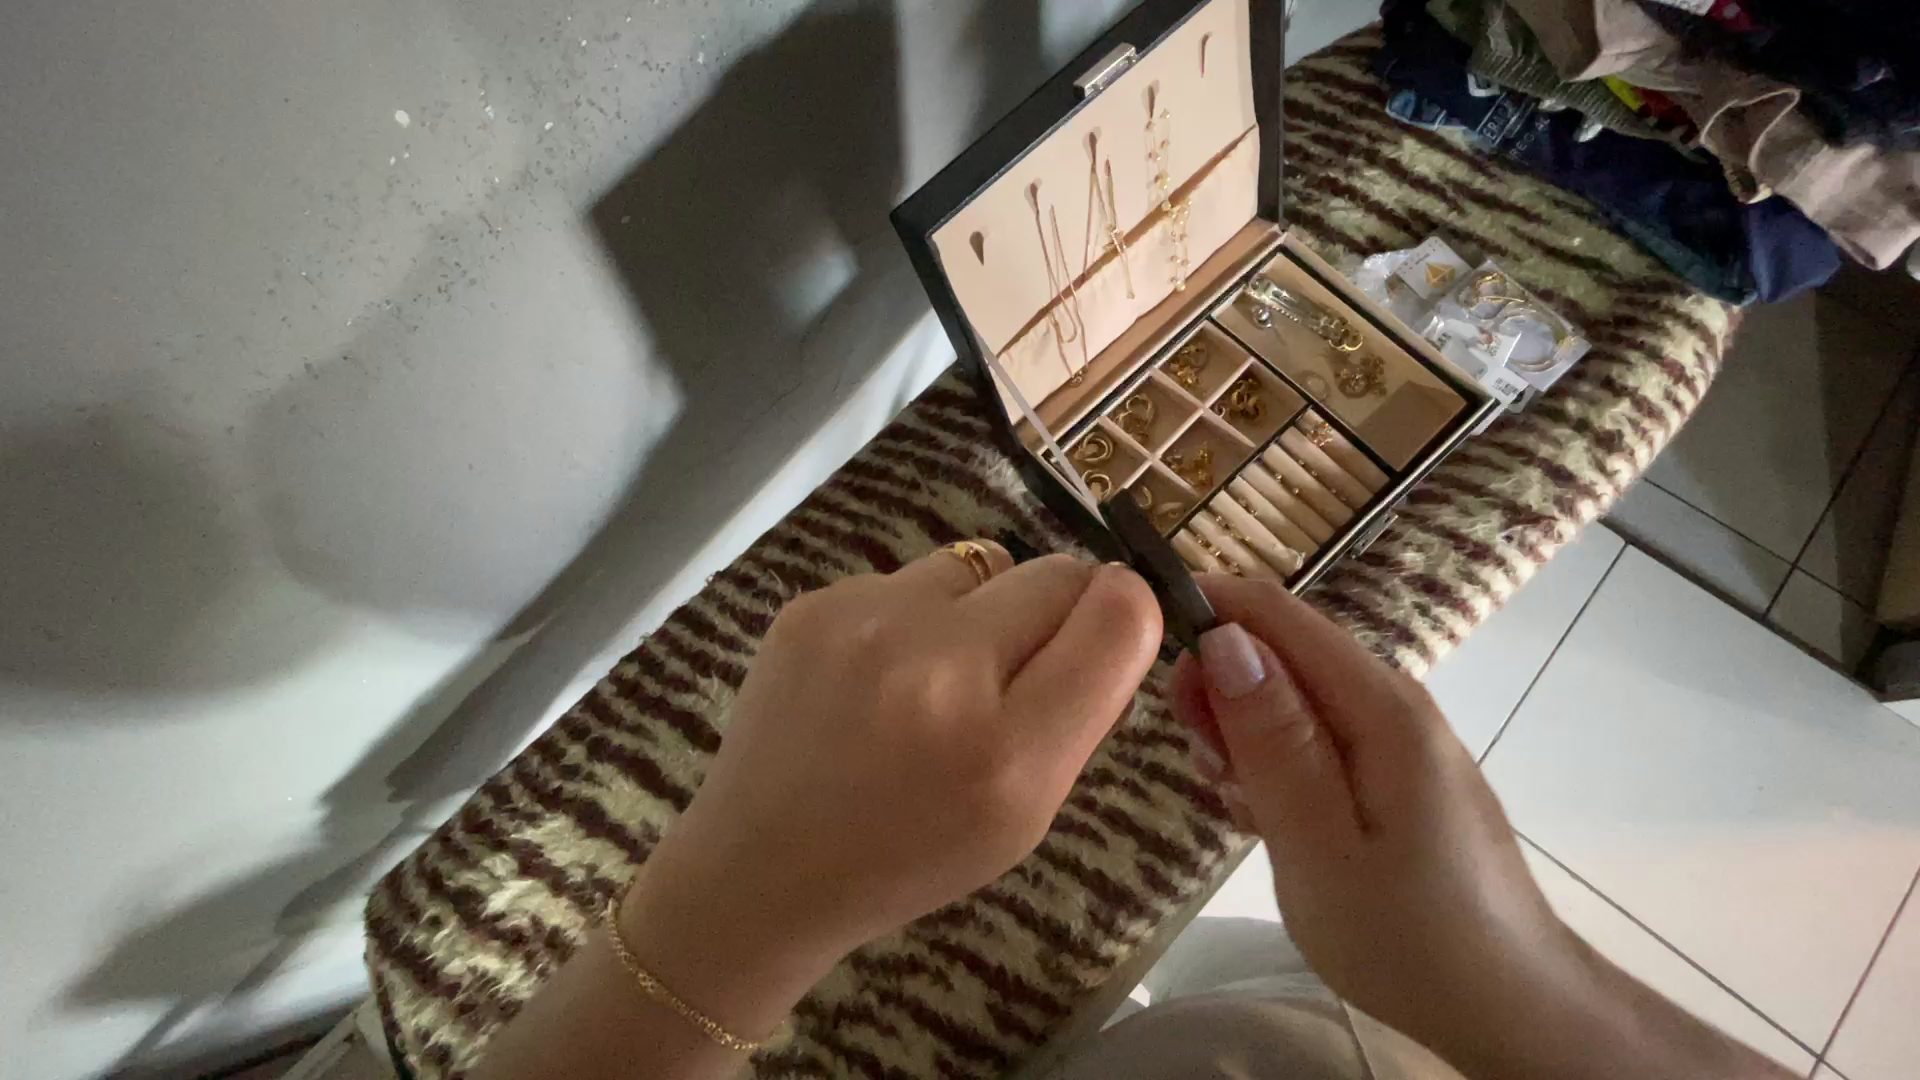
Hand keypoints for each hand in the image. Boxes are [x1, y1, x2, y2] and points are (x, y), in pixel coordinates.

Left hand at [621, 546, 1162, 1036]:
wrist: (759, 866)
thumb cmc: (906, 857)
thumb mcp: (1024, 818)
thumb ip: (1080, 711)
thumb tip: (1113, 612)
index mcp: (1007, 751)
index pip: (1119, 615)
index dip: (1127, 609)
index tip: (1106, 628)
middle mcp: (939, 668)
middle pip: (1057, 571)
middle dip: (1059, 606)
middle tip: (1018, 658)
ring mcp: (866, 621)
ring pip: (982, 562)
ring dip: (982, 605)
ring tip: (937, 666)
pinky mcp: (816, 601)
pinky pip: (910, 576)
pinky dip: (914, 613)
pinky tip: (876, 668)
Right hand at [1168, 575, 1795, 1079]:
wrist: (1509, 1011)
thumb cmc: (1410, 939)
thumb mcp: (1319, 846)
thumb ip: (1272, 740)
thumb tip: (1224, 639)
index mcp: (1378, 705)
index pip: (1274, 611)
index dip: (1204, 607)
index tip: (1149, 656)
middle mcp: (1385, 698)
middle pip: (1274, 647)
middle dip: (1216, 686)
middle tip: (1204, 761)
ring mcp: (1385, 731)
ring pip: (1280, 690)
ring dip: (1236, 730)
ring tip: (1236, 801)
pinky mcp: (1380, 762)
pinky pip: (1302, 730)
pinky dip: (1264, 758)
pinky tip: (1261, 813)